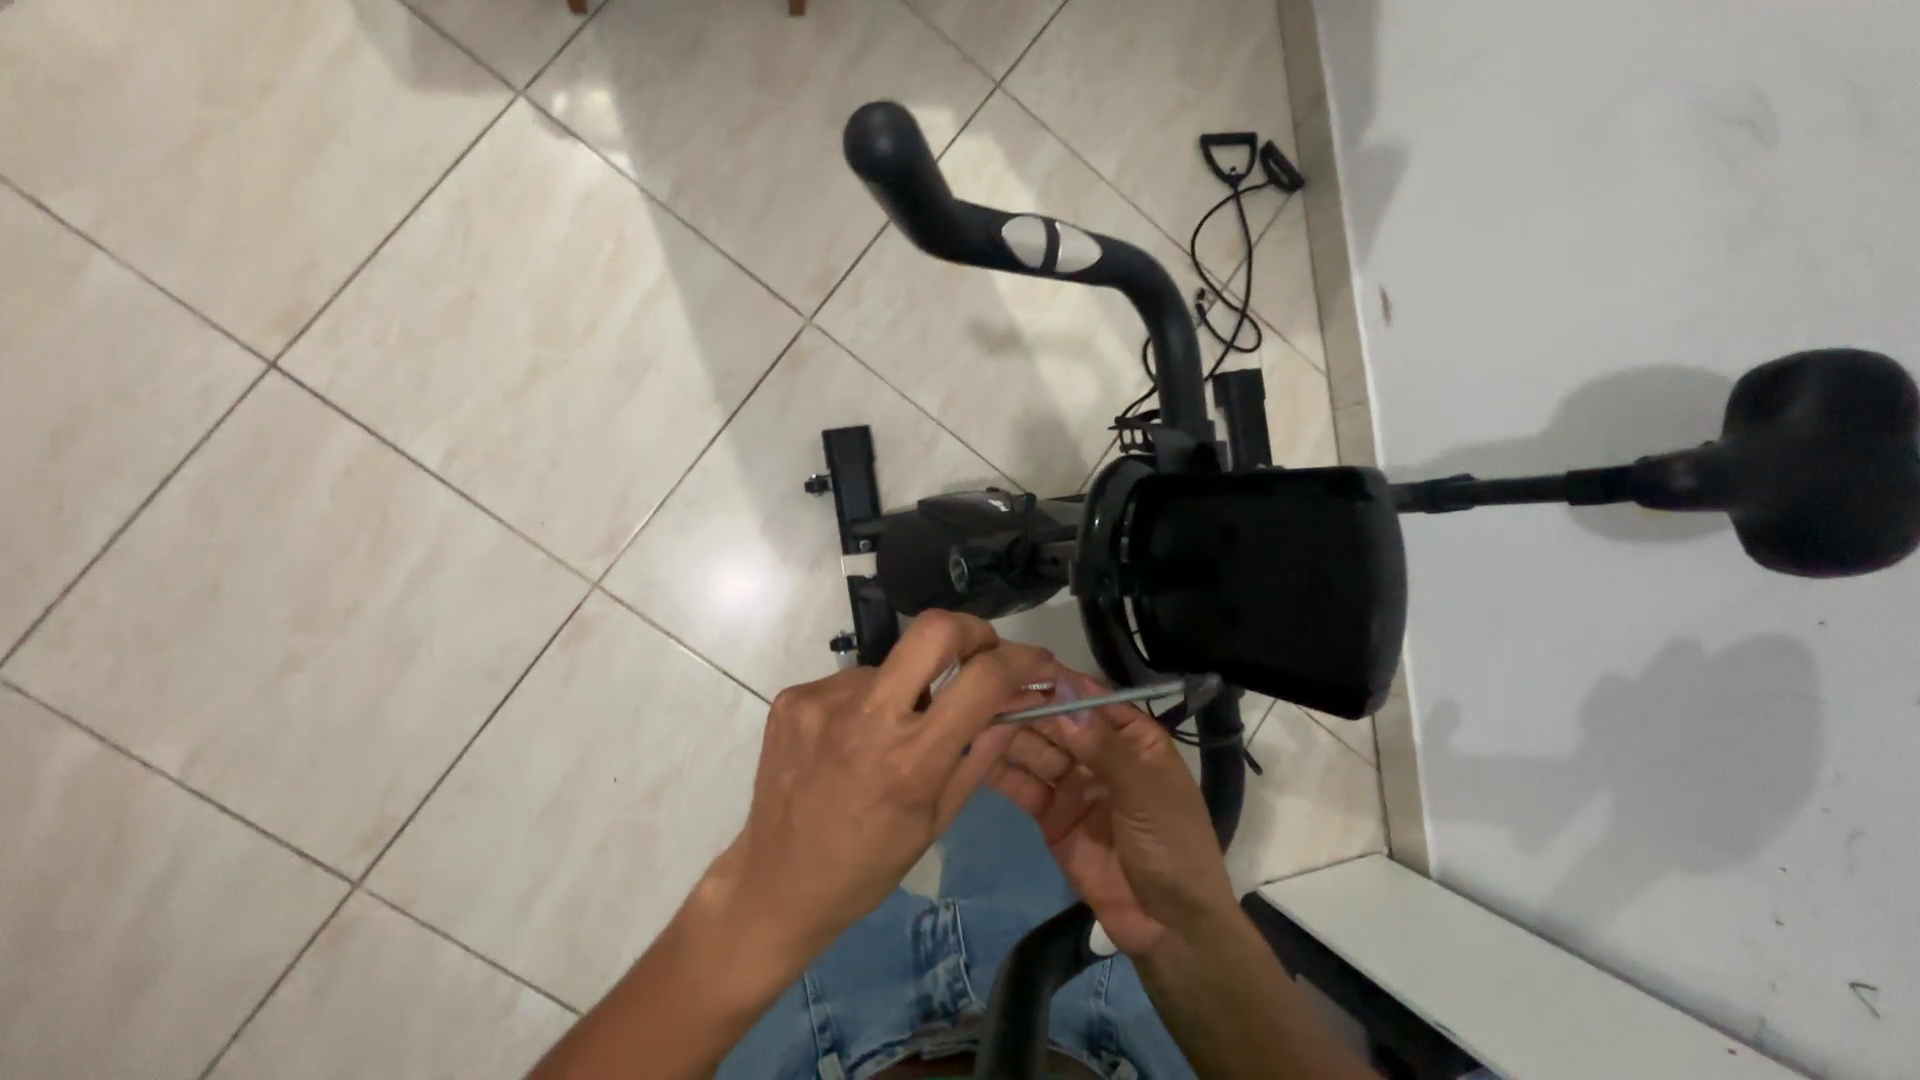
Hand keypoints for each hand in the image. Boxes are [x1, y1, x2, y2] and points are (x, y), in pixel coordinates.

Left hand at [706, 612, 1053, 963]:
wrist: (776, 883)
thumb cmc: (867, 866)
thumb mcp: (936, 821)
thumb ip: (980, 755)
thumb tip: (1014, 706)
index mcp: (912, 759)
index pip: (982, 678)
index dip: (1021, 660)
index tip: (1036, 662)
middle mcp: (867, 717)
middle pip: (934, 629)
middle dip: (972, 631)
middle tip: (980, 654)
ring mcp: (822, 701)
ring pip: (890, 663)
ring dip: (908, 686)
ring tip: (892, 733)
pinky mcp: (793, 698)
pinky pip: (850, 682)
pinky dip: (866, 701)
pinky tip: (853, 741)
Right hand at [987, 670, 1238, 957]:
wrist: (1169, 927)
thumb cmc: (1173, 848)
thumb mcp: (1145, 794)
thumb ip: (1103, 747)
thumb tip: (1064, 697)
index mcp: (1134, 740)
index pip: (1092, 700)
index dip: (1058, 684)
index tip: (1017, 666)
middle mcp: (1100, 755)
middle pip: (1057, 722)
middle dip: (1025, 708)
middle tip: (982, 693)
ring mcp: (1074, 786)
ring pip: (1035, 750)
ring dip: (1007, 735)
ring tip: (970, 719)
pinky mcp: (1051, 817)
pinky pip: (1023, 787)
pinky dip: (1000, 772)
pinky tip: (972, 756)